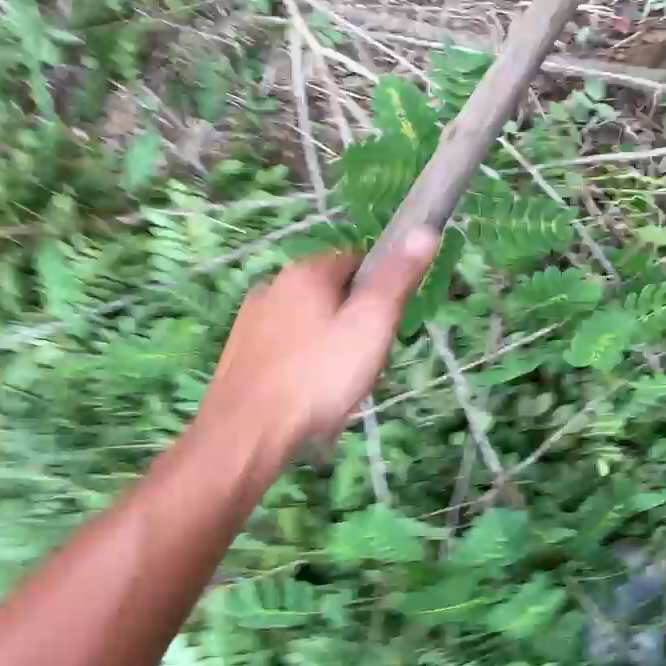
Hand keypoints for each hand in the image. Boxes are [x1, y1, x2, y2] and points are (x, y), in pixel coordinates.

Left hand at [196, 231, 438, 456]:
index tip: (388, 324)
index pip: (359, 261)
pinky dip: (306, 363)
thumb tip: (424, 231)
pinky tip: (314, 392)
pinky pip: (289, 347)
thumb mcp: (373, 323)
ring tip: (343, 380)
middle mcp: (273, 285)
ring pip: (312, 322)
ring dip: (332, 343)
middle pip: (334, 293)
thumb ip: (398, 278)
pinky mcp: (240, 353)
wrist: (247, 434)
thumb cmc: (320, 375)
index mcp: (306, 272)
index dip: (381, 291)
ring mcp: (251, 320)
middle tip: (369, 357)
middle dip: (356, 320)